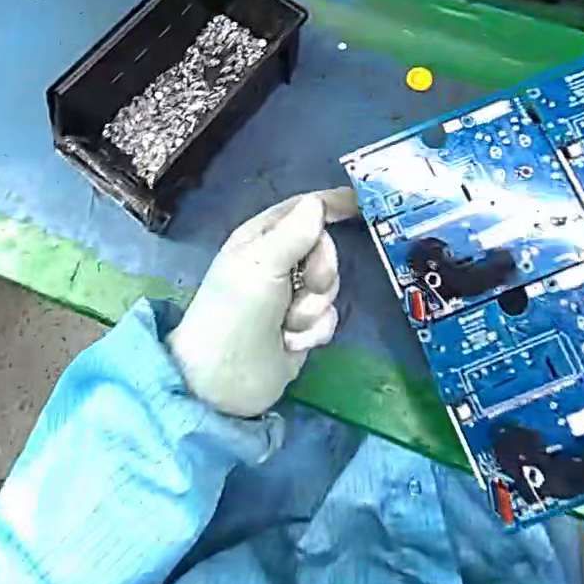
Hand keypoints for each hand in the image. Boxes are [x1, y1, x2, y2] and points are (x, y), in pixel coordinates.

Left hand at [167, 188, 358, 416]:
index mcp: (262, 238)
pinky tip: (290, 343)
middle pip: (325, 249)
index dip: (331, 204)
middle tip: (305, 286)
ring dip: (312, 307)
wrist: (222, 380)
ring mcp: (291, 296)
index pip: (303, 209)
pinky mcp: (302, 327)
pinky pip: (328, 318)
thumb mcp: (261, 265)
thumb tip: (317, 203)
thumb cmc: (235, 312)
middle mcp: (279, 262)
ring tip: (286, 324)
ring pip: (330, 286)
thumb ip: (294, 234)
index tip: (361, 204)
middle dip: (321, 270)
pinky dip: (312, 331)